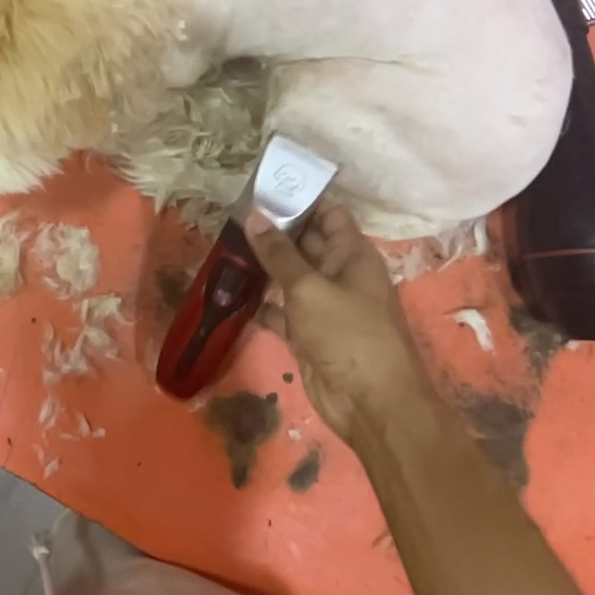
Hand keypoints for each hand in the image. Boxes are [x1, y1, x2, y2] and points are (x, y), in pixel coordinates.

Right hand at [243, 205, 432, 441]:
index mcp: (353, 255)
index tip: (262, 188)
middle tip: (229, 214)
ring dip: (261, 264)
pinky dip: (258, 300)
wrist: (371, 406)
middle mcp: (339, 274)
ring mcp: (322, 305)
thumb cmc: (349, 335)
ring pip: (288, 274)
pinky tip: (229, 290)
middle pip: (304, 242)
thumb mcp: (309, 288)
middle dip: (272, 229)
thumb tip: (254, 216)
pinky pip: (278, 307)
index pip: (328, 214)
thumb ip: (278, 253)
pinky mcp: (306, 332)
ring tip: (222, 245)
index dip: (300, 199)